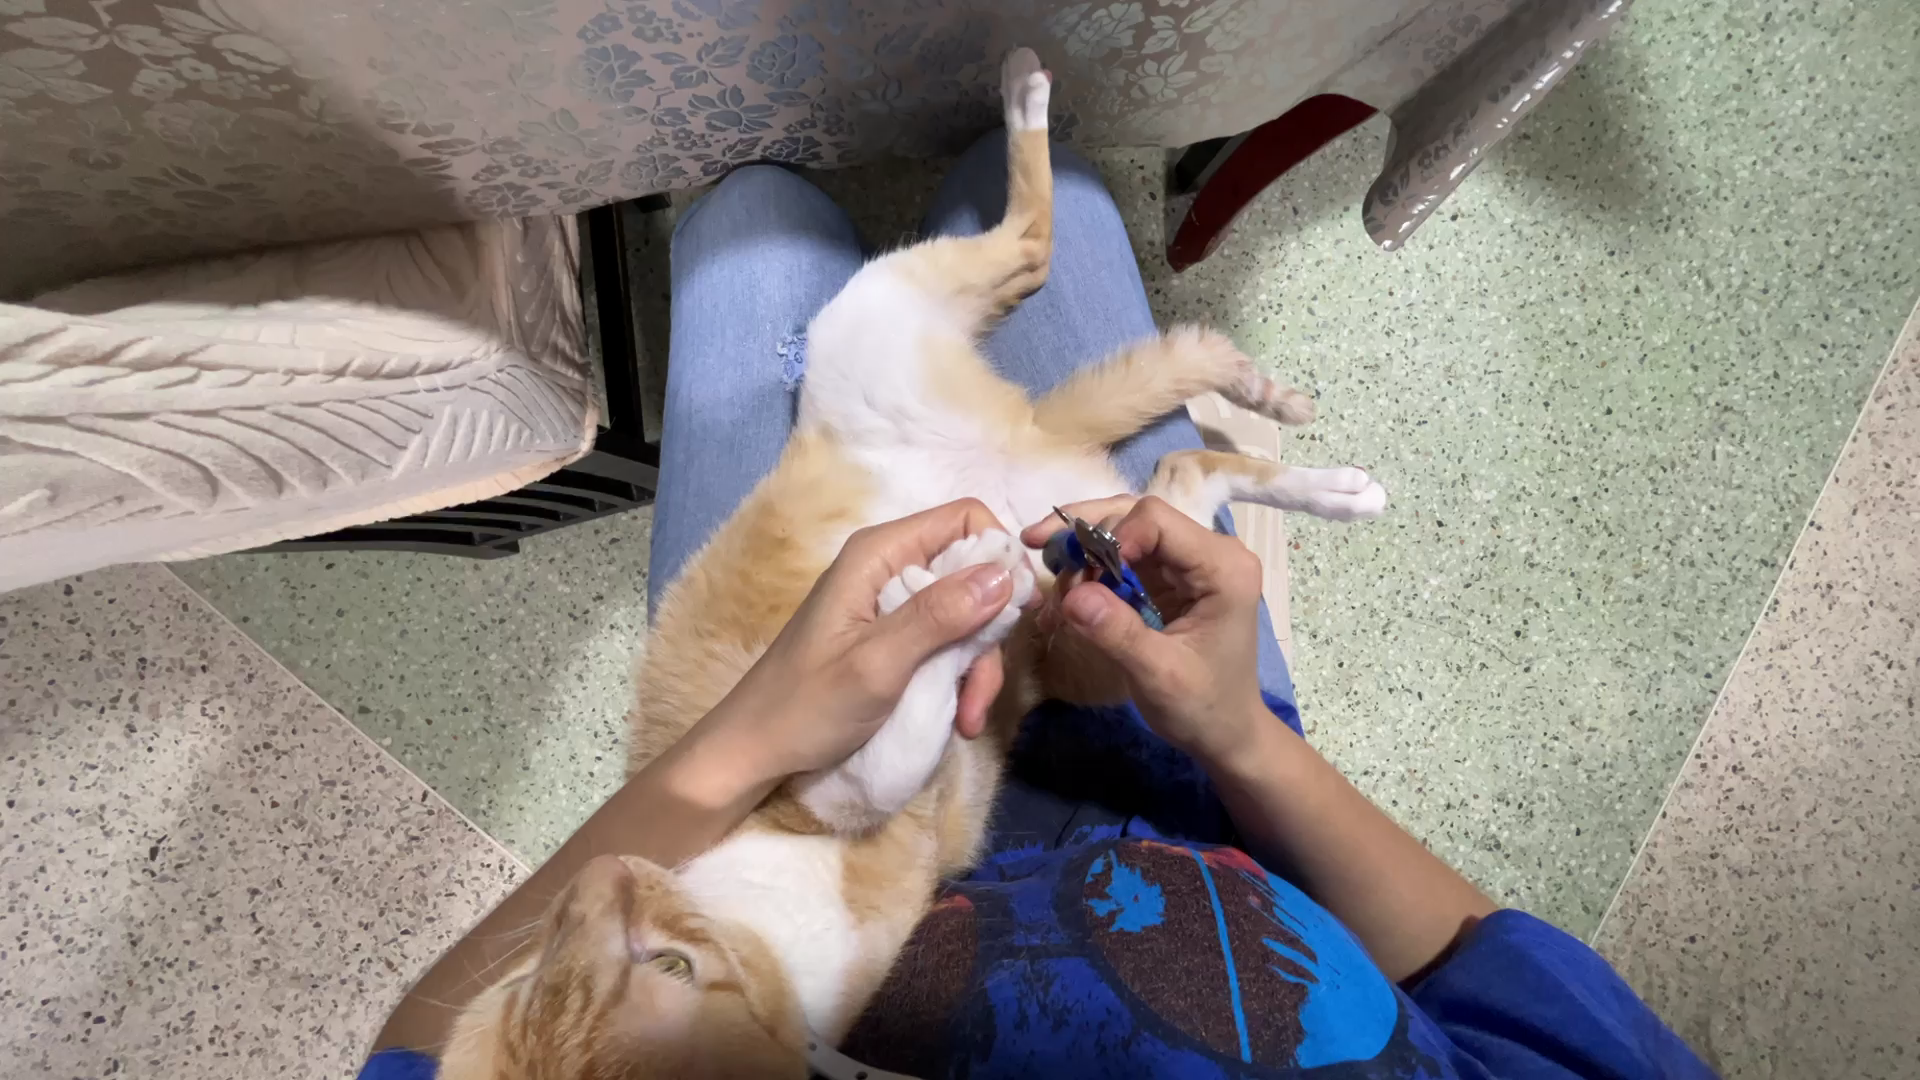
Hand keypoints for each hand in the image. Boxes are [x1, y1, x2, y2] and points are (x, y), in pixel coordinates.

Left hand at [712, 499, 1017, 781]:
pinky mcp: (897, 635)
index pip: (964, 519)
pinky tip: (959, 717)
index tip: (1015, 612)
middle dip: (989, 629)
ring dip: (977, 664)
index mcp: (880, 553)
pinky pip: (948, 641)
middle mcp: (891, 566)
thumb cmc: (808, 704)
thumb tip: (1005, 575)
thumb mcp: (877, 663)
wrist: (757, 750)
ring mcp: (894, 603)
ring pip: (967, 613)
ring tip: (968, 717)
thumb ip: (939, 616)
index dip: (998, 556)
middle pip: (972, 571)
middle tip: (983, 686)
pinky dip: (960, 676)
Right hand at [1021, 496, 1270, 764]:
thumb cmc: (1203, 707)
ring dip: (1081, 548)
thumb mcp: (1158, 676)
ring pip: (1121, 528)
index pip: (1156, 519)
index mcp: (1222, 566)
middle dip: (1085, 534)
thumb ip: (1118, 633)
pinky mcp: (1166, 575)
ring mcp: (1185, 561)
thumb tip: (1071, 594)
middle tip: (1041, 555)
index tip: (1082, 577)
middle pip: (1134, 514)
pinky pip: (1120, 554)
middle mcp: (1207, 551)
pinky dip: (1088, 567)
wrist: (1223, 733)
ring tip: (1050, 577)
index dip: (1111, 536)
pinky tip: (1063, 590)